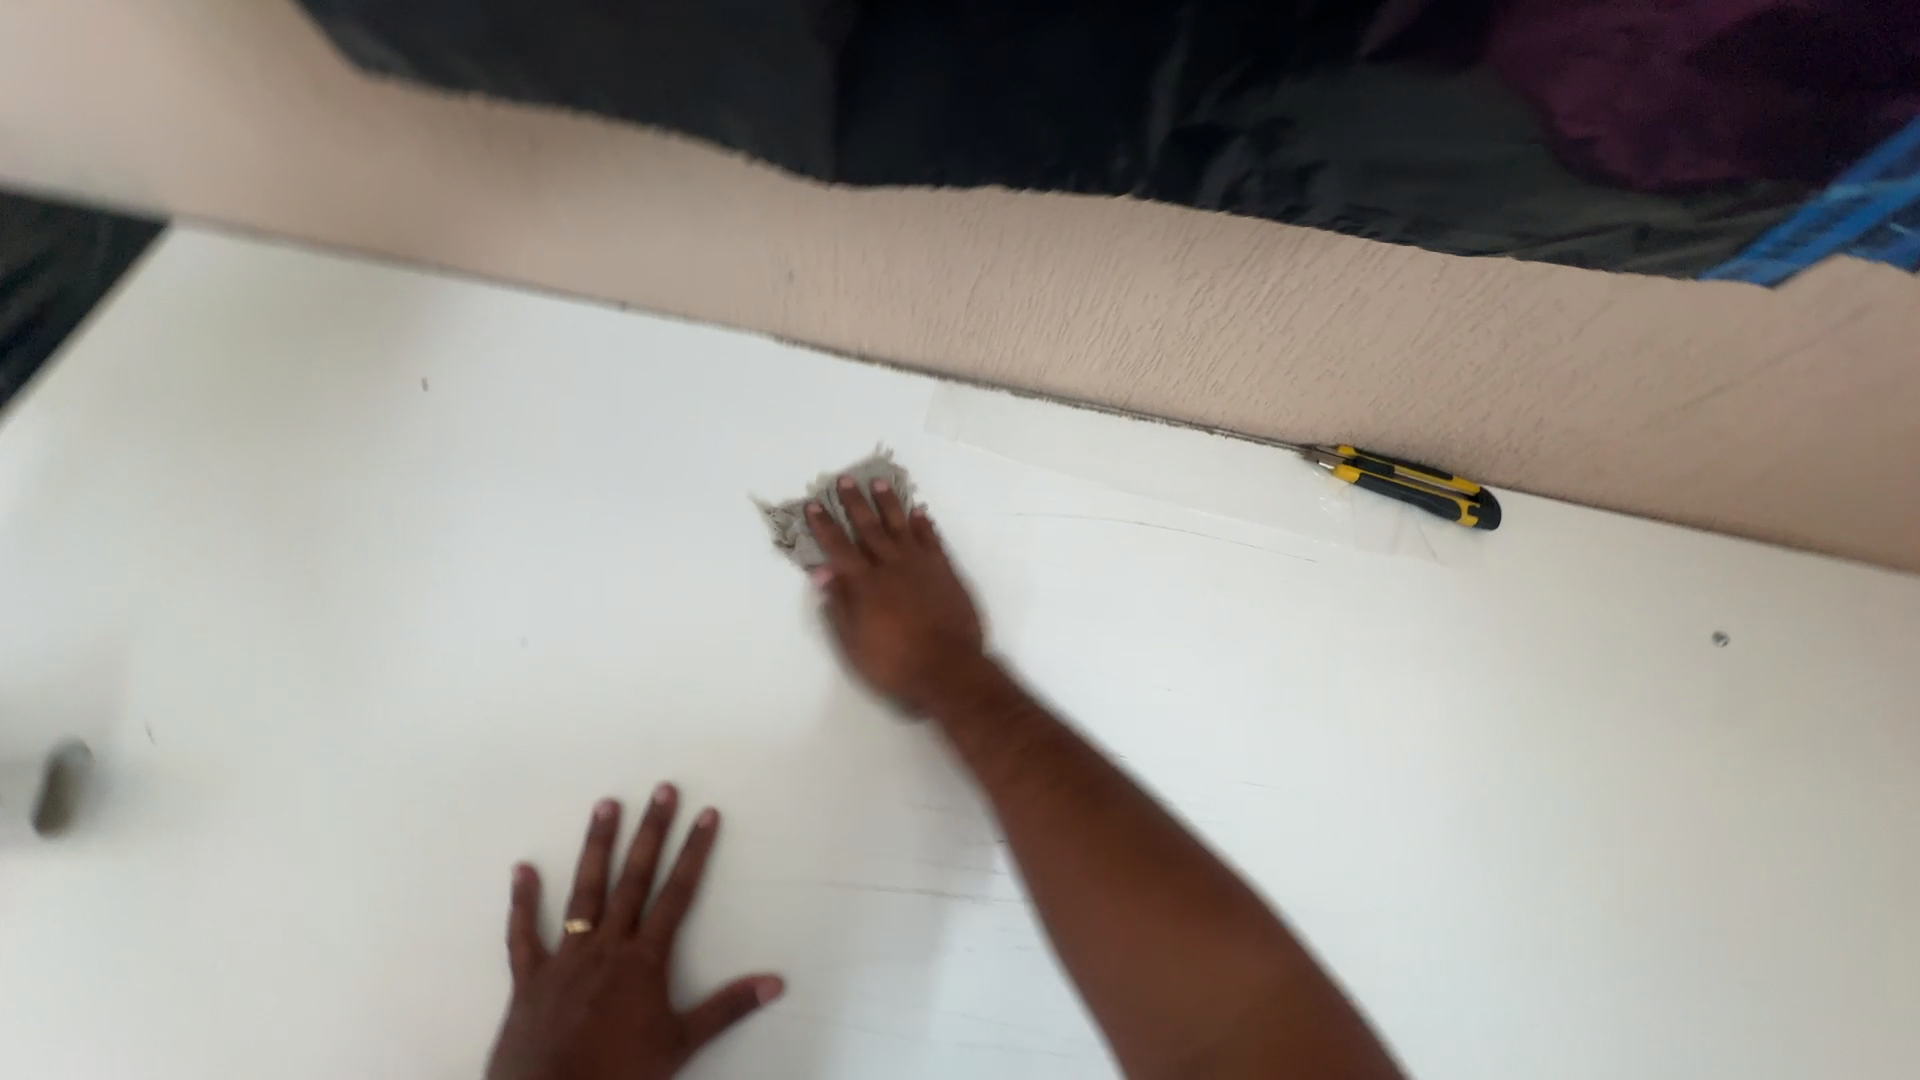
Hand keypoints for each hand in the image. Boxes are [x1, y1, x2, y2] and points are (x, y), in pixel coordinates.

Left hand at [485, 787, 782, 1079]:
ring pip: (584, 892)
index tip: (706, 814)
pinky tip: (522, 869)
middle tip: (662, 790)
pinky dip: (523, 903)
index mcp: (645, 959)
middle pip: (634, 878)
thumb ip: (727, 1007)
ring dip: (597, 847)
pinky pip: (523, 936)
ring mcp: (566, 958)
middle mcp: (608, 946)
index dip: (695, 851)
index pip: (678, 892)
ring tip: (606, 805)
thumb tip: (776, 983)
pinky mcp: (530, 979)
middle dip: (651, 832)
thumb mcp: (681, 1043)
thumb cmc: (619, 1075)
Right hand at [807, 477, 986, 711]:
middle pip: (869, 528)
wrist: (948, 669)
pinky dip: (924, 524)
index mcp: (865, 584)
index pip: (839, 548)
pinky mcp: (945, 571)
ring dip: (889, 504)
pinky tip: (919, 512)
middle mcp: (891, 566)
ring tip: (879, 483)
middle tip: (845, 480)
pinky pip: (932, 539)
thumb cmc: (895, 663)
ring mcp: (921, 566)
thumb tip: (822, 571)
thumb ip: (839, 604)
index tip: (814, 505)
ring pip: (901, 526)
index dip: (825, 525)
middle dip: (854, 504)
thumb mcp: (855, 642)